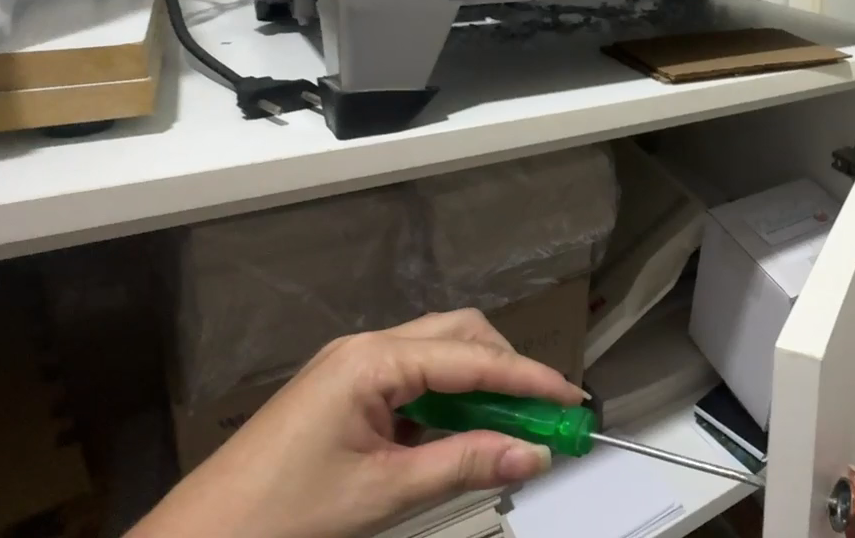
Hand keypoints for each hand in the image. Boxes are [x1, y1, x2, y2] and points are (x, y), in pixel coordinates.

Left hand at [128, 310, 583, 537]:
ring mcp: (352, 364)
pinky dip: (447, 396)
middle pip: (460, 334)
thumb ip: (466, 464)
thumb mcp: (384, 494)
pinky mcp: (343, 387)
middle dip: (507, 367)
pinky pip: (413, 376)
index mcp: (374, 360)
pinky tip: (460, 428)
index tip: (572, 401)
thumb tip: (536, 456)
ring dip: (479, 380)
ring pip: (439, 350)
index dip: (529, 379)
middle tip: (542, 410)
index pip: (473, 358)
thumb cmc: (282, 520)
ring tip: (510, 422)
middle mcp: (367, 346)